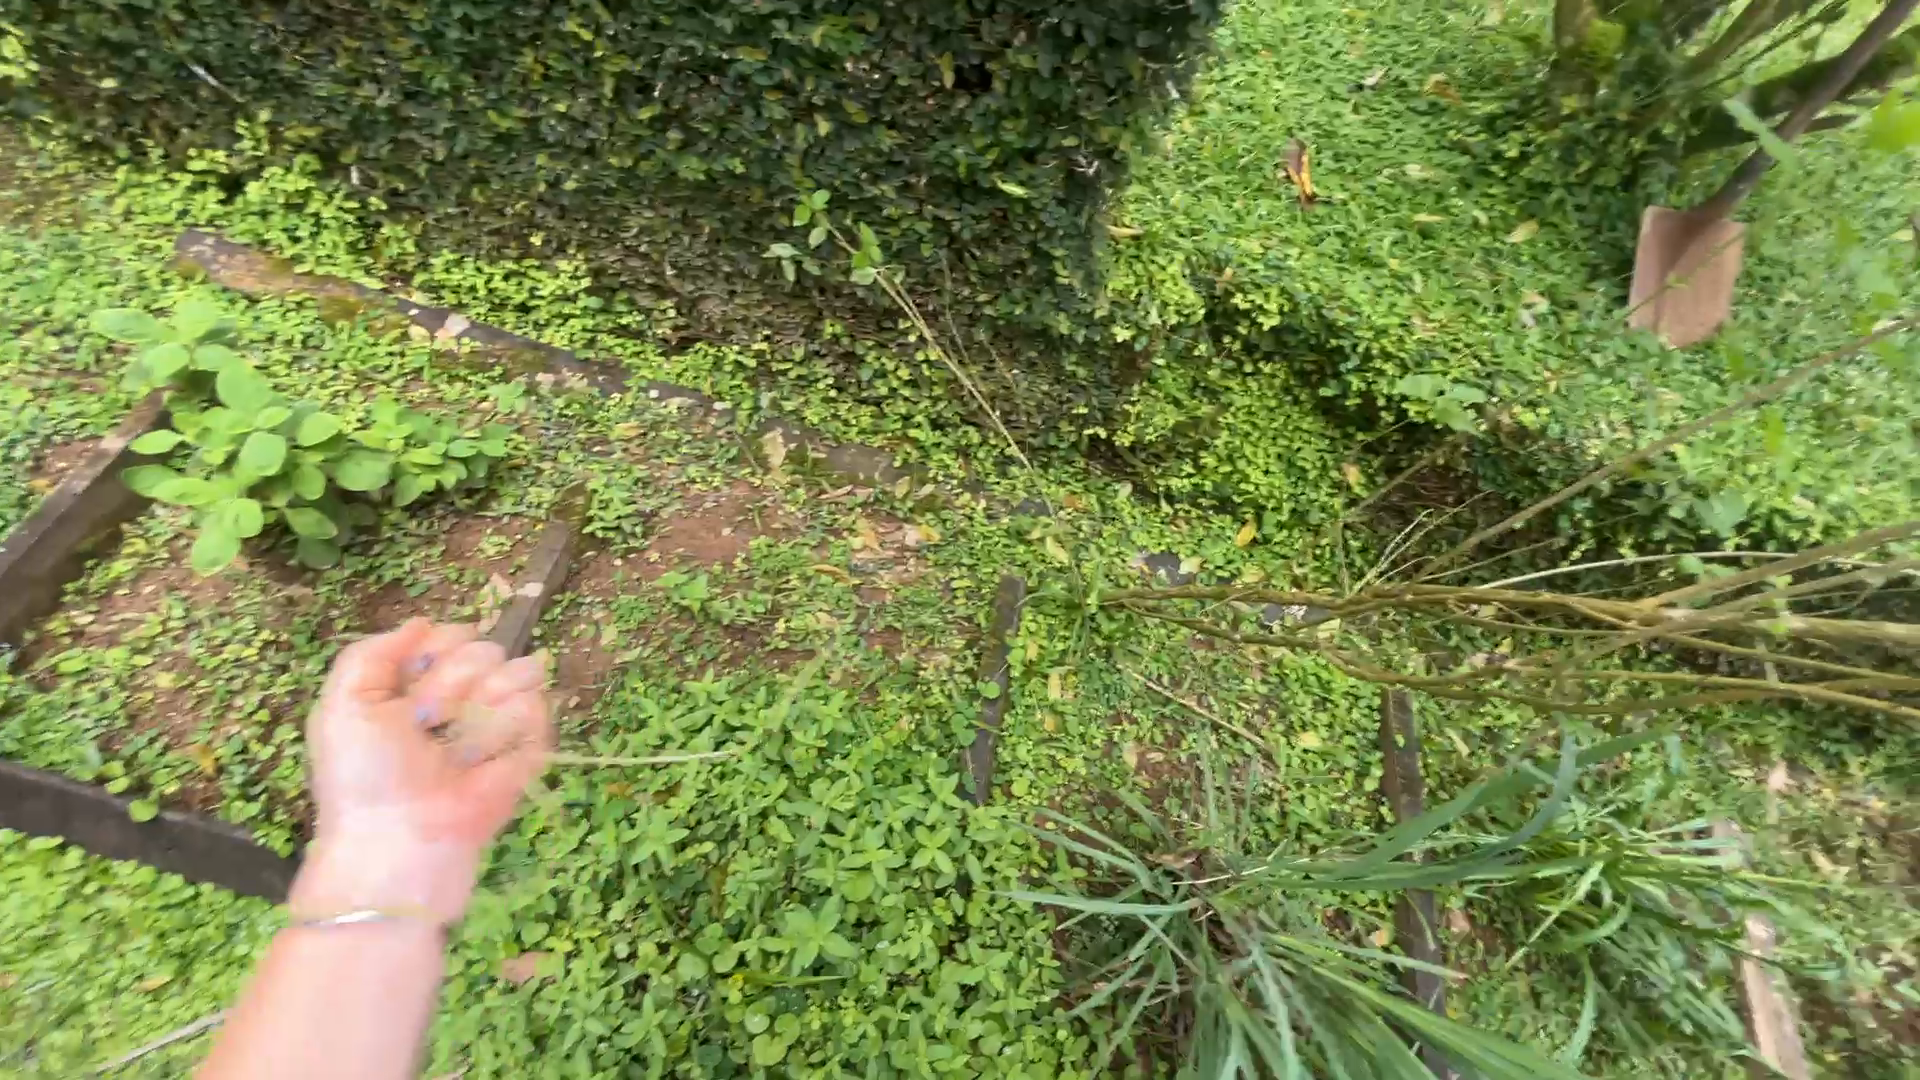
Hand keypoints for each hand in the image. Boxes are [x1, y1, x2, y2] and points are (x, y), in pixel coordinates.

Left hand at [289, 619, 552, 922]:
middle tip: (428, 720)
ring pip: (520, 669)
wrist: (404, 834)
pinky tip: (484, 756)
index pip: (451, 635)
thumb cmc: (365, 773)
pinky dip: (508, 728)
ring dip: (487, 700)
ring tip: (461, 741)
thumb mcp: (342, 708)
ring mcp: (501, 717)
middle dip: (455, 681)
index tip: (414, 676)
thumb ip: (371, 653)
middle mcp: (465, 696)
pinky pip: (536, 706)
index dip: (438, 646)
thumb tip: (424, 621)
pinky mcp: (532, 742)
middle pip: (485, 648)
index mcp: (421, 684)